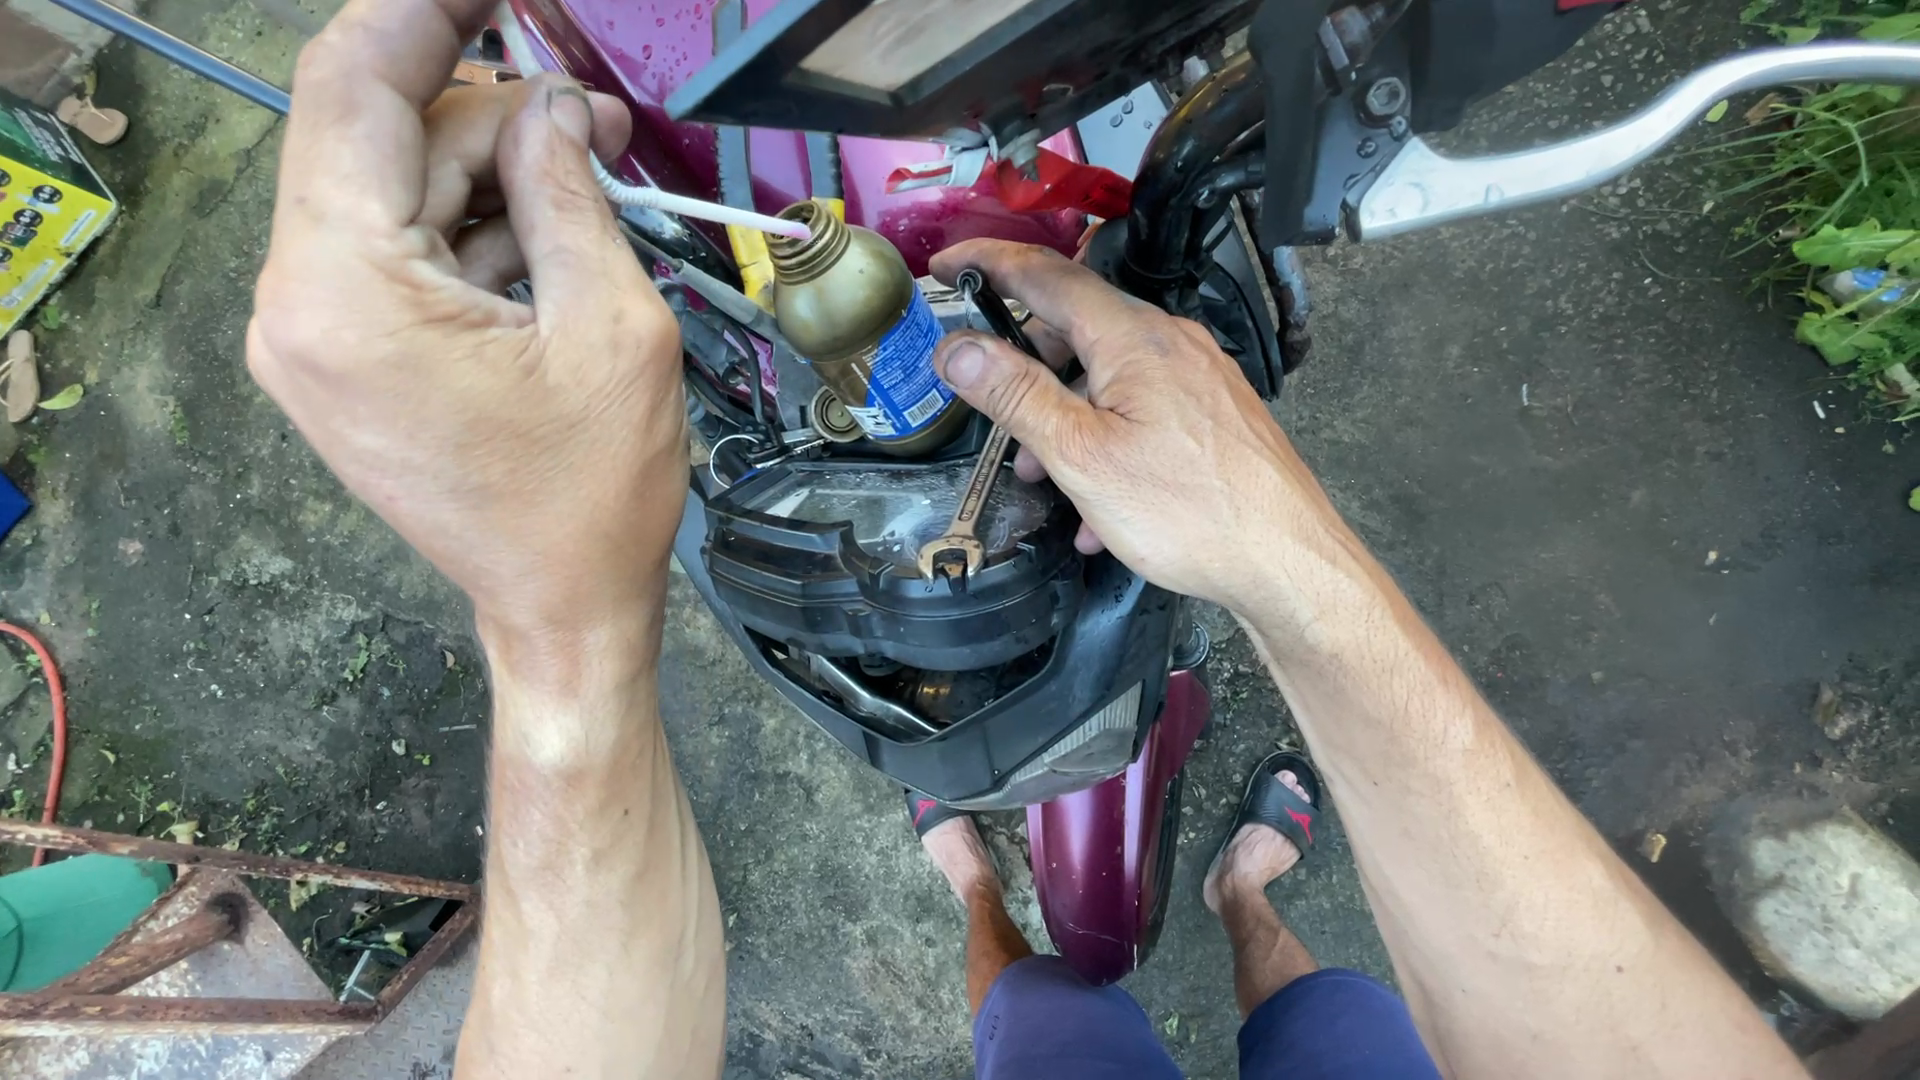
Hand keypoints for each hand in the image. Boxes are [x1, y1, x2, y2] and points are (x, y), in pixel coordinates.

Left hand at [248, 0, 686, 648]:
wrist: (568, 606)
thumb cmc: (602, 489)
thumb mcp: (614, 331)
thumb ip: (571, 200)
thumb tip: (553, 109)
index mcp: (347, 290)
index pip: (352, 93)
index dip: (423, 16)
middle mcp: (297, 307)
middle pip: (383, 153)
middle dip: (493, 120)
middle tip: (599, 119)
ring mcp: (315, 346)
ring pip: (399, 212)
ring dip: (495, 186)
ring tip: (595, 183)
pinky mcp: (350, 374)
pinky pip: (406, 271)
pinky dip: (478, 245)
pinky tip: (554, 246)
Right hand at [928, 240, 1348, 613]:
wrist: (1286, 563)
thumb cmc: (1186, 511)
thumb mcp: (1082, 455)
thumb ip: (1016, 395)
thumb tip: (955, 348)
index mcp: (1133, 338)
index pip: (1046, 274)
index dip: (988, 261)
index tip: (945, 265)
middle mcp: (1171, 342)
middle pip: (1077, 328)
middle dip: (1026, 368)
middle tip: (995, 413)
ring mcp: (1198, 377)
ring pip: (1108, 377)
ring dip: (1065, 416)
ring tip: (1046, 478)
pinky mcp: (1214, 414)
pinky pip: (1142, 411)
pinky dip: (1106, 442)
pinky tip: (1099, 507)